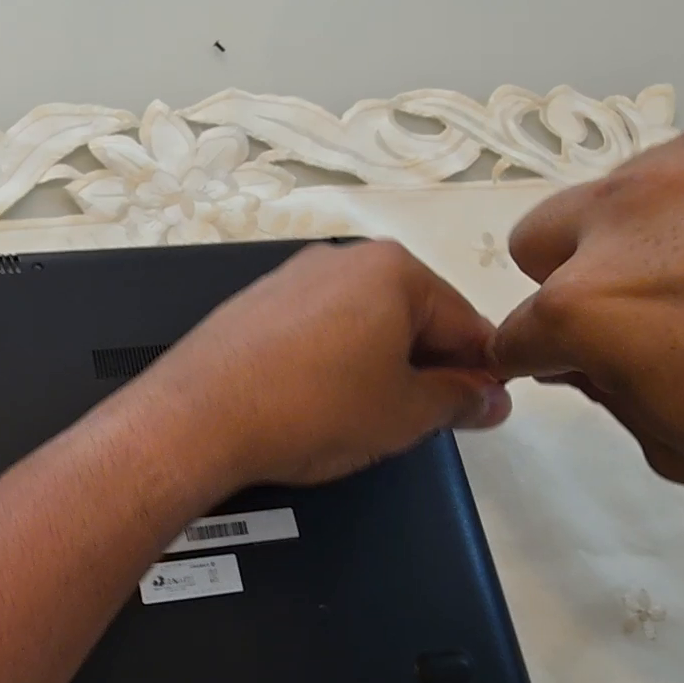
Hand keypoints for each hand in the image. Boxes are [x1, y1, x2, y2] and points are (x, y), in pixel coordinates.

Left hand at [129, 240, 510, 487]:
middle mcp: (337, 261)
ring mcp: (286, 281)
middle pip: (408, 318)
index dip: (479, 373)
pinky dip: (323, 365)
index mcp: (391, 270)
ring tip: (355, 418)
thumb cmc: (309, 411)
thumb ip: (457, 400)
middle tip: (414, 421)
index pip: (464, 323)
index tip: (479, 409)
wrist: (196, 420)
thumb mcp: (402, 414)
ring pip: (356, 326)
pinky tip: (309, 403)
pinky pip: (309, 334)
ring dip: (371, 368)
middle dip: (420, 369)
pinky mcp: (248, 308)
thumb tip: (487, 396)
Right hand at [490, 104, 683, 511]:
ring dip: (641, 235)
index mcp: (589, 308)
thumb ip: (606, 397)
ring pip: (616, 195)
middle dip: (566, 280)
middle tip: (640, 311)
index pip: (509, 335)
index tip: (574, 366)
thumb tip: (589, 359)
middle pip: (536, 241)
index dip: (539, 361)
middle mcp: (626, 219)